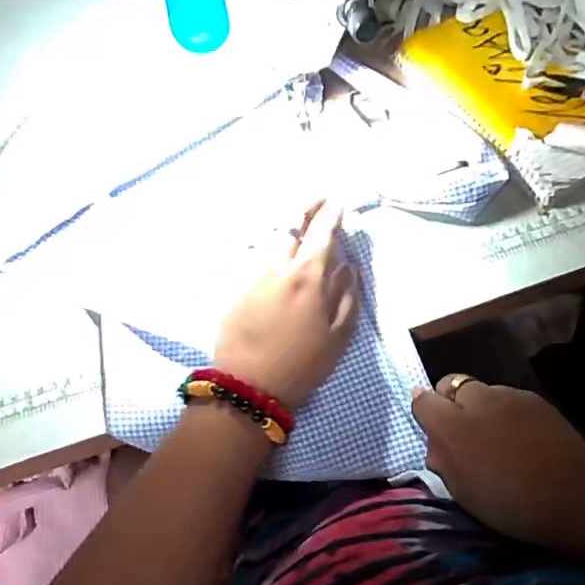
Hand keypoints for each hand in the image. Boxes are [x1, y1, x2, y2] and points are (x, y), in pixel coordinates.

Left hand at [213, 201, 359, 408]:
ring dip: (285, 225)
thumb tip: (348, 268)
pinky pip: (254, 256)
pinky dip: (267, 246)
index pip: (322, 235)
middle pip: (291, 227)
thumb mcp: (337, 337)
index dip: (331, 215)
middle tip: (318, 198)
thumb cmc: (302, 365)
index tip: (338, 201)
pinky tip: (272, 248)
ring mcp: (254, 276)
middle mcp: (279, 268)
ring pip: (269, 239)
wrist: (248, 385)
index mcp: (308, 278)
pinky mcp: (236, 289)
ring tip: (296, 222)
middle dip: (306, 208)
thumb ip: (346, 298)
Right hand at [411, 377, 584, 549]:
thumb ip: (442, 457)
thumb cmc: (510, 504)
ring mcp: (509, 395)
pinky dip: (506, 411)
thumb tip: (434, 436)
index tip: (434, 433)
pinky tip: (521, 437)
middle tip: (464, 434)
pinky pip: (508, 398)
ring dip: (480, 407)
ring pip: (482, 390)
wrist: (575, 498)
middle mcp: (478, 400)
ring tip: (497, 437)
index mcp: (453, 427)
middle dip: (451, 403)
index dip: (425, 414)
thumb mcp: (462, 491)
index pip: (422, 400)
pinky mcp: (535, 399)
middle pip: (451, 385)